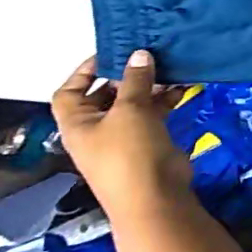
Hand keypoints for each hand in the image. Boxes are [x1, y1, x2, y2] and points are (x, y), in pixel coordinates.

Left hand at [51, 50, 193, 211]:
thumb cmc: (130, 152)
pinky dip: (164, 102)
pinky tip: (181, 89)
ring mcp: (123, 138)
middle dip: (125, 77)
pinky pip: (153, 116)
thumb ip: (135, 79)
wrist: (155, 198)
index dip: (84, 71)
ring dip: (149, 87)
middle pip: (105, 95)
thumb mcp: (129, 110)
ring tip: (168, 69)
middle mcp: (97, 130)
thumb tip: (139, 54)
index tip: (109, 53)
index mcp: (78, 123)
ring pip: (133, 104)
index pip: (69, 92)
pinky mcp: (148, 143)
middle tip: (146, 58)